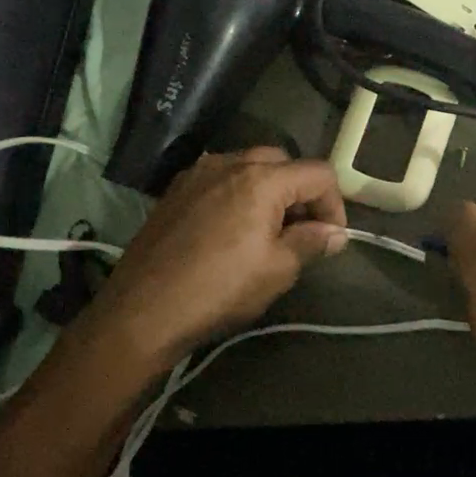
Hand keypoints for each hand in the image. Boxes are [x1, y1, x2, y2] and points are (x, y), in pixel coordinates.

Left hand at [83, 148, 349, 366]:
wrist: (140, 313)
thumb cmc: (218, 291)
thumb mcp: (277, 270)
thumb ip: (311, 242)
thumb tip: (335, 233)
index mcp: (261, 179)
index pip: (319, 174)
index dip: (335, 205)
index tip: (331, 238)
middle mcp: (229, 163)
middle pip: (283, 162)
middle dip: (301, 192)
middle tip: (302, 231)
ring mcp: (197, 174)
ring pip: (249, 166)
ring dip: (269, 190)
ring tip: (268, 230)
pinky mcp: (175, 191)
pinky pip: (220, 178)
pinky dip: (238, 193)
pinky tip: (232, 229)